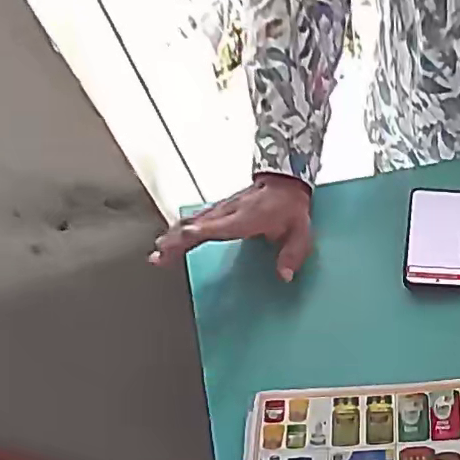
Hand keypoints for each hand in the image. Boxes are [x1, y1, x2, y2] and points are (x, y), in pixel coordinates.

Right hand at [147, 173, 313, 280]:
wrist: (283, 183)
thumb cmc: (290, 209)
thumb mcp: (301, 233)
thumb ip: (292, 255)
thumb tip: (285, 276)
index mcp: (248, 218)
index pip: (222, 226)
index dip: (203, 231)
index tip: (186, 236)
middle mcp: (229, 212)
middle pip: (197, 225)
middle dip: (177, 240)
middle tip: (161, 257)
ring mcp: (221, 210)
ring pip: (192, 222)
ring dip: (173, 237)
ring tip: (158, 253)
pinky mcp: (218, 210)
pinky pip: (195, 220)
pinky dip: (179, 230)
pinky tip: (168, 239)